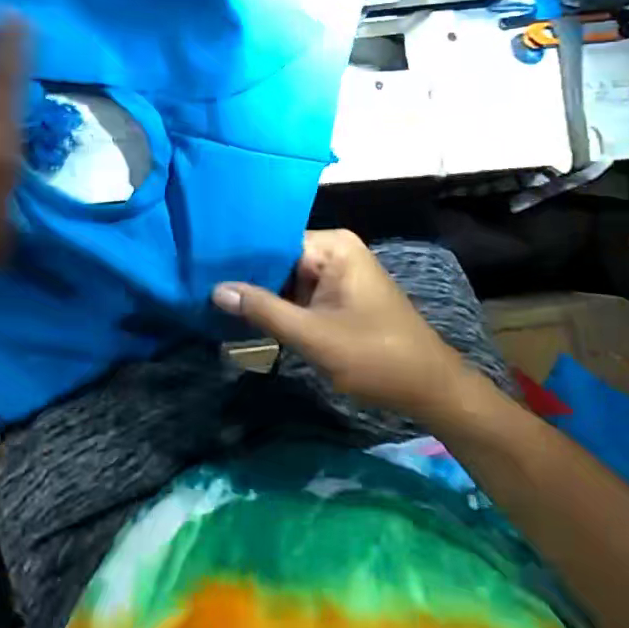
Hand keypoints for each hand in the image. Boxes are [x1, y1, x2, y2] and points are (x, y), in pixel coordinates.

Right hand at [212, 230, 477, 423]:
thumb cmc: (375, 356)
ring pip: (287, 280)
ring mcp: (339, 273)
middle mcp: (335, 250)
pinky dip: (280, 308)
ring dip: (261, 297)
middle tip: (200, 291)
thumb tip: (216, 289)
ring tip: (213, 305)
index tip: (200, 268)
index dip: (238, 258)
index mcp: (333, 246)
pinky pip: (301, 295)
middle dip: (247, 279)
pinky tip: (247, 318)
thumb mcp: (313, 335)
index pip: (273, 241)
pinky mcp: (340, 296)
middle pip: (278, 259)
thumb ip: (264, 310)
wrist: (428, 386)